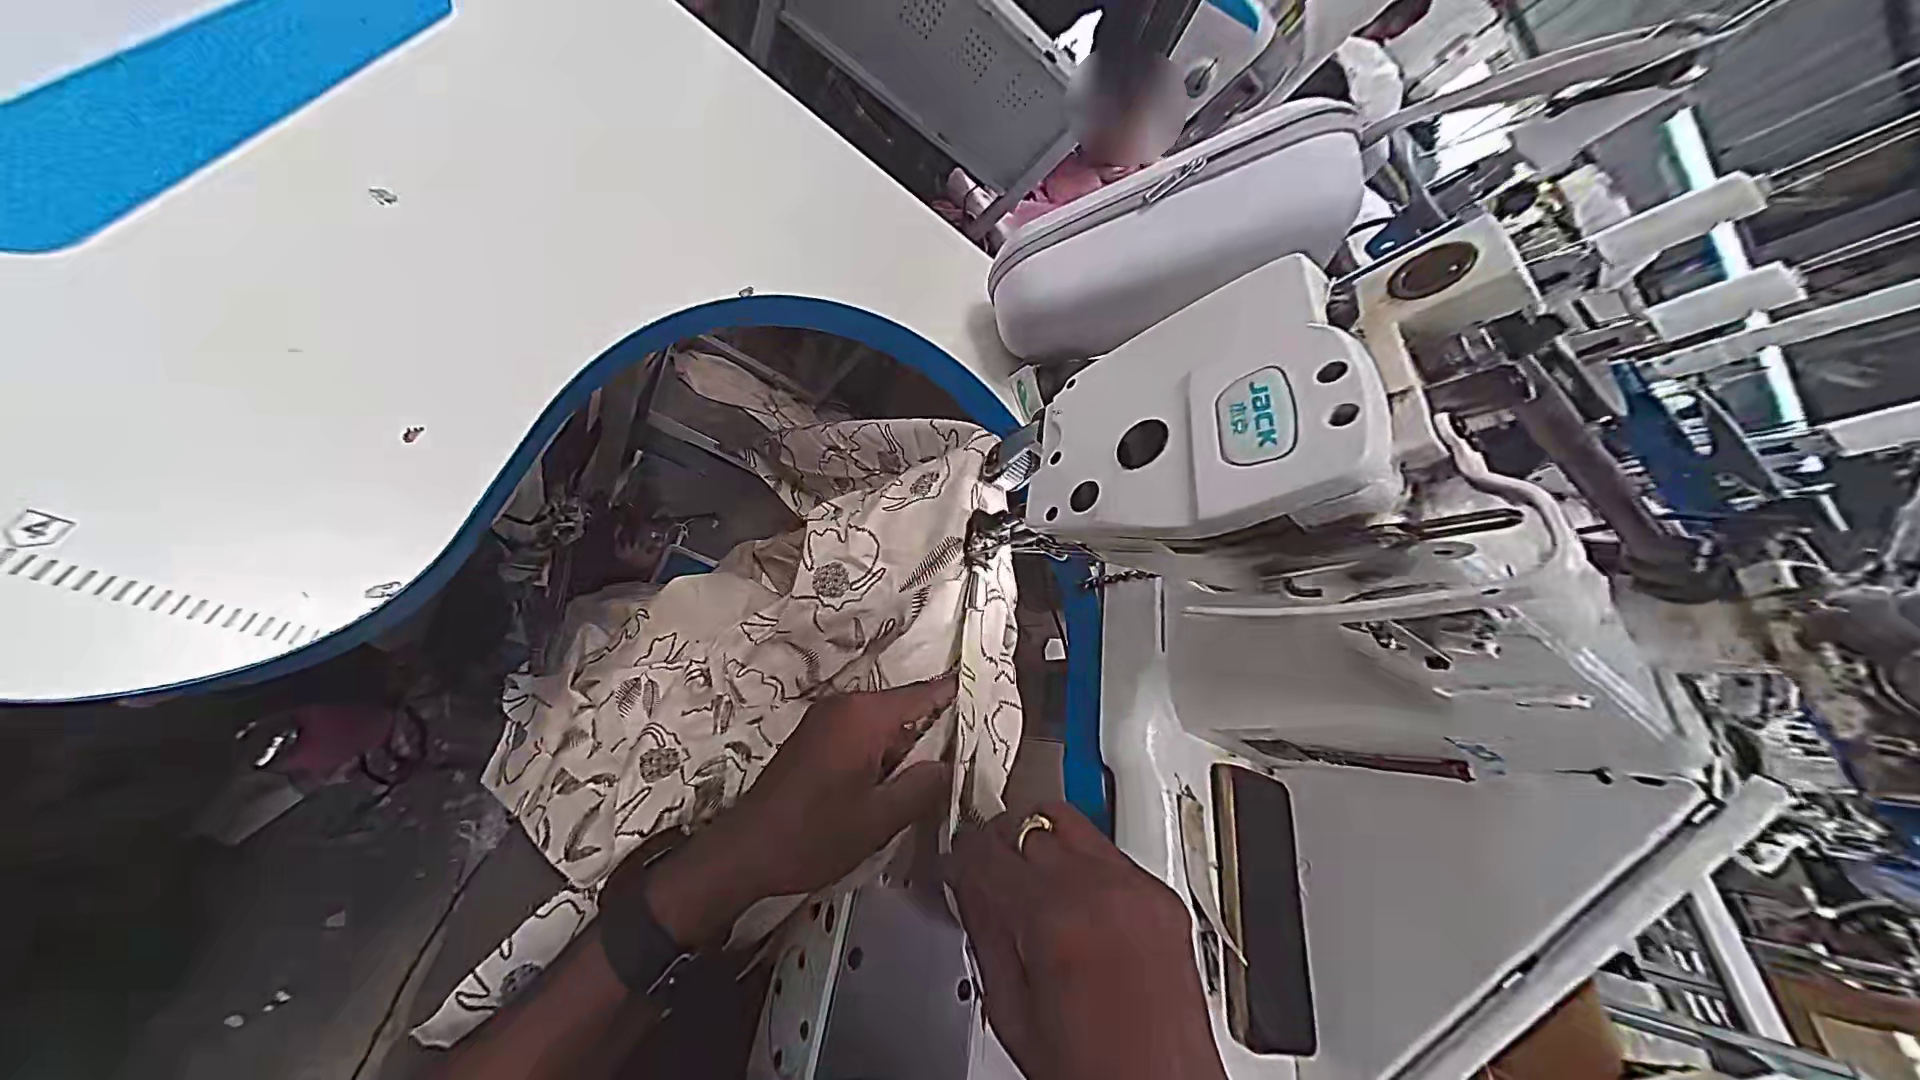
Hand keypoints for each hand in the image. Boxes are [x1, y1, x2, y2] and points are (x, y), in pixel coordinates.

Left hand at [608, 677, 956, 949]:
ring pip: (885, 725)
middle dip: (931, 735)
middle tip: (961, 762)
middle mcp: (845, 705)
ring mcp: (827, 718)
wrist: (743, 852)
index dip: (957, 697)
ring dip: (905, 749)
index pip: (925, 695)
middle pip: (905, 710)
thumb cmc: (812, 834)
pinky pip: (863, 733)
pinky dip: (882, 753)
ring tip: (927, 782)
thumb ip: (923, 786)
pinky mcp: (816, 736)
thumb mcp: (879, 818)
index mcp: (864, 715)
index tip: (986, 698)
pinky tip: (889, 786)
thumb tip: (949, 765)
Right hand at [946, 802, 1226, 1079]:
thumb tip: (969, 888)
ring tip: (1029, 870)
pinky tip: (1073, 894)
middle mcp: (1099, 889)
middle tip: (987, 868)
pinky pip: (1108, 852)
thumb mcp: (1013, 1012)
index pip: (987, 853)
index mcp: (1054, 919)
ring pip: (1069, 821)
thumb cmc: (1098, 1074)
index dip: (961, 856)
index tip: (956, 864)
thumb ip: (985, 934)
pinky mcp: (1163, 895)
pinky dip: (1082, 861)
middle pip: (1027, 824)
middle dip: (998, 844)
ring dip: (1040, 838)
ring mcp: (1136, 888)